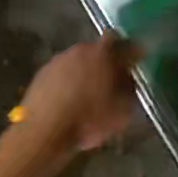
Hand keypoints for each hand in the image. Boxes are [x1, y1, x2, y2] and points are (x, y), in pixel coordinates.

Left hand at [17, 32, 138, 153]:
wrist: (42, 133)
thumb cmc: (87, 121)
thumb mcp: (122, 112)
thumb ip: (130, 90)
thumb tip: (130, 81)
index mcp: (105, 54)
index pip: (126, 43)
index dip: (132, 52)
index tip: (135, 62)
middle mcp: (83, 49)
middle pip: (100, 49)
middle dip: (107, 61)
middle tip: (110, 80)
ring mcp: (61, 59)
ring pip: (80, 60)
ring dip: (85, 71)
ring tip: (87, 94)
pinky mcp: (43, 72)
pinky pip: (63, 72)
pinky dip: (68, 81)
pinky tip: (68, 100)